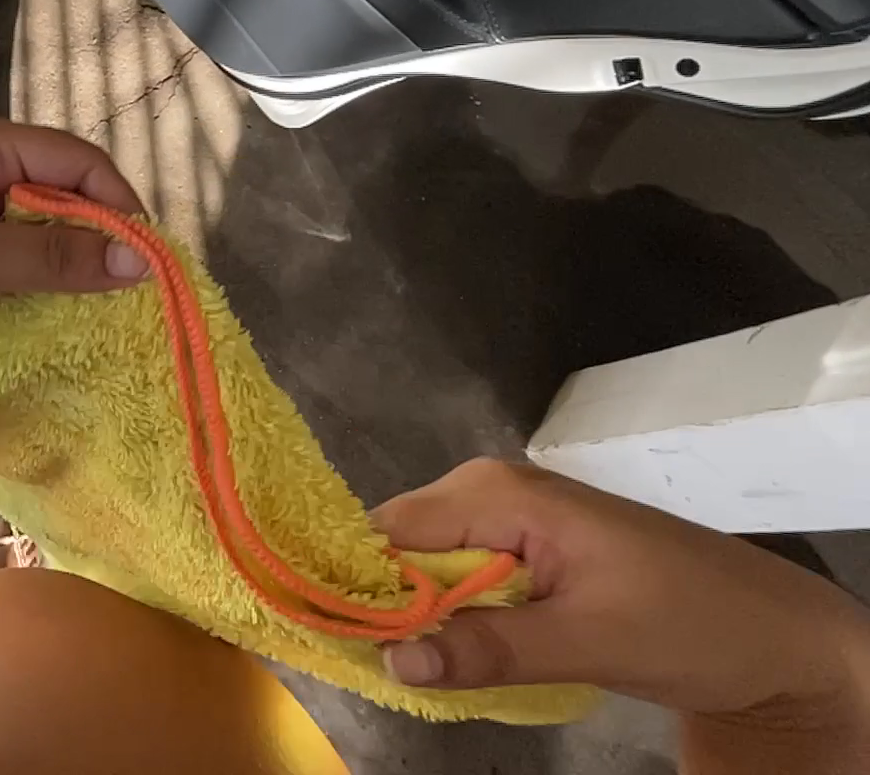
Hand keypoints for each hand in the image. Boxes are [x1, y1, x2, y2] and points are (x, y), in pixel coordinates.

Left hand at [0, 109, 148, 348]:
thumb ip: (51, 256)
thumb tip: (135, 261)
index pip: (74, 159)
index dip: (117, 204)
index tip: (145, 259)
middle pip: (61, 188)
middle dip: (94, 233)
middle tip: (125, 286)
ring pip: (40, 221)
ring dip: (66, 256)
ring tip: (97, 300)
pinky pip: (14, 245)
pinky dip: (36, 270)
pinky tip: (53, 302)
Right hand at [373, 460, 869, 725]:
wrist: (793, 636)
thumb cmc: (698, 625)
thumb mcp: (594, 642)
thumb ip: (489, 646)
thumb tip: (391, 660)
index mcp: (494, 491)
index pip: (392, 529)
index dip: (366, 579)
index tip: (352, 635)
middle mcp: (484, 485)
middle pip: (402, 539)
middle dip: (392, 595)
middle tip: (394, 655)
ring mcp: (501, 507)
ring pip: (424, 553)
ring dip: (419, 603)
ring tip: (422, 650)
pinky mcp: (517, 534)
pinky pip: (454, 562)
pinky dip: (448, 601)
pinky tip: (458, 635)